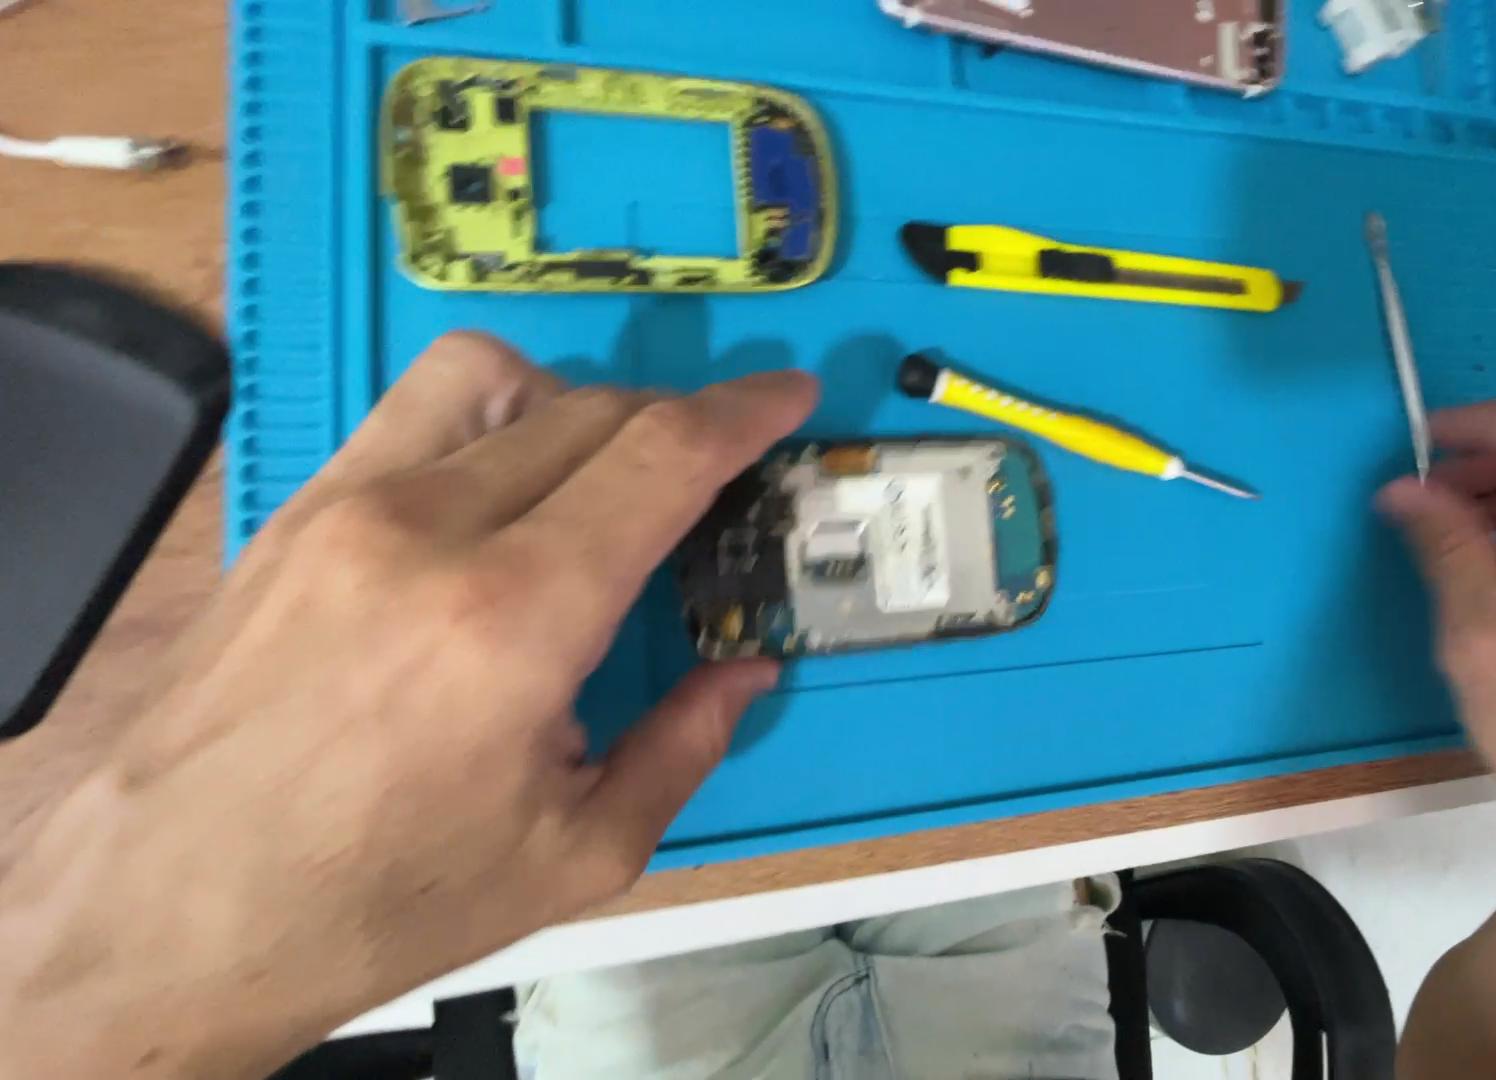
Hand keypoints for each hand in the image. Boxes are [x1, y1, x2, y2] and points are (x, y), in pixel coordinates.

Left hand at [0, 333, 817, 1078]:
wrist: (157, 924)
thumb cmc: (392, 898)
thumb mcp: (586, 850)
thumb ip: (690, 741)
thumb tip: (749, 667)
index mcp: (520, 618)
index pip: (661, 459)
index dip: (743, 414)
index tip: (790, 395)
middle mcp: (433, 531)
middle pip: (602, 412)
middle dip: (690, 421)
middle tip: (727, 468)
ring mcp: (352, 506)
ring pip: (508, 376)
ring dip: (594, 405)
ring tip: (617, 471)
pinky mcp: (301, 509)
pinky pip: (426, 402)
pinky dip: (504, 407)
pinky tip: (518, 476)